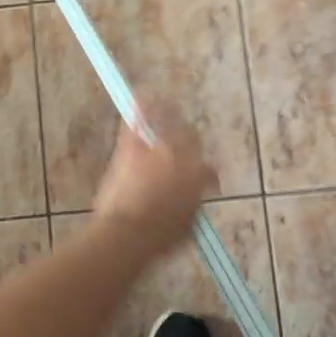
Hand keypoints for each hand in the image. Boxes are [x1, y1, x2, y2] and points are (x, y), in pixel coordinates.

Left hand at [92, 104, 216, 253]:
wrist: (126, 233)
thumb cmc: (160, 238)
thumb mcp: (188, 227)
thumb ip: (193, 207)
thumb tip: (192, 202)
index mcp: (198, 177)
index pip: (209, 171)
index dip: (205, 177)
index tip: (202, 184)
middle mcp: (182, 156)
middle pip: (189, 142)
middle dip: (187, 147)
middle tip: (178, 156)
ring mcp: (156, 147)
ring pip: (167, 128)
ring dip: (167, 125)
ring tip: (165, 115)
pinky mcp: (132, 145)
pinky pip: (138, 119)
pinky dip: (140, 108)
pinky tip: (139, 97)